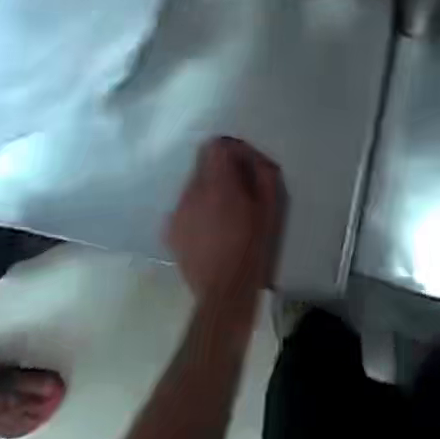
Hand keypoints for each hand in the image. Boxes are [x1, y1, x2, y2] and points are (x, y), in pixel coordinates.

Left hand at [166, 137, 287, 307]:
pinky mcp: (169, 230)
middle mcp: (191, 191)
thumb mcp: (270, 208)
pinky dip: (198, 209)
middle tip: (240, 189)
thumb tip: (255, 157)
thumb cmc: (253, 247)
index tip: (246, 163)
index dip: (232, 149)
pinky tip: (211, 230)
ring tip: (225, 213)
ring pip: (193, 185)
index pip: (216, 146)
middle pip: (203, 163)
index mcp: (217, 183)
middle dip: (221, 170)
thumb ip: (263, 174)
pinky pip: (184, 207)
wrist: (224, 292)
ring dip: (209, 190)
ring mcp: (177, 211)